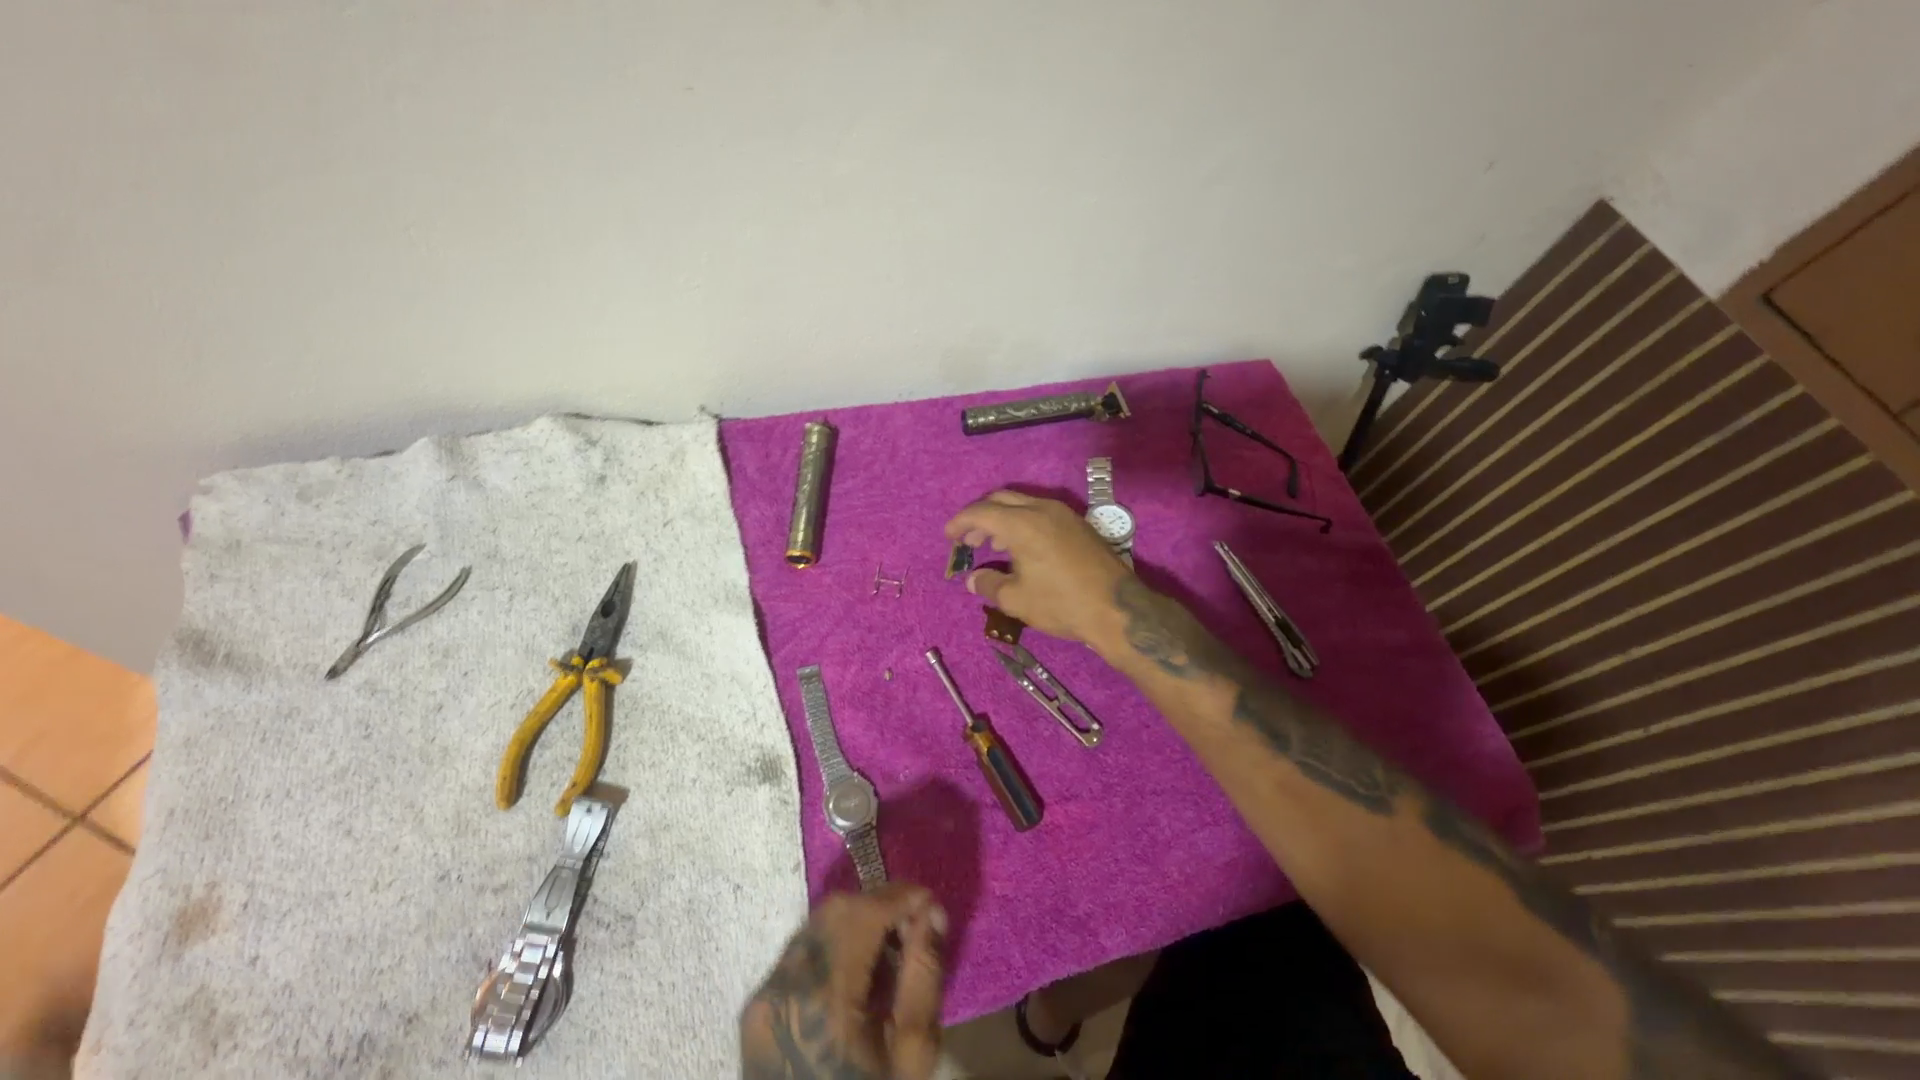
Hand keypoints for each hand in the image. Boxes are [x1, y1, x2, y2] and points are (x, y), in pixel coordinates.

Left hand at [740, 885, 947, 1079]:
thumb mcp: (912, 1054)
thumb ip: (922, 975)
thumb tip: (932, 913)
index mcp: (824, 1002)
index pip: (861, 916)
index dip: (899, 897)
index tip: (930, 902)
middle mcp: (782, 988)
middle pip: (832, 912)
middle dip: (877, 906)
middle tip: (914, 926)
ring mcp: (761, 998)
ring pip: (812, 927)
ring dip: (854, 923)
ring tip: (889, 950)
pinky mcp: (755, 1008)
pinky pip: (797, 954)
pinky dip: (831, 947)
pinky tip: (857, 974)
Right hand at [944, 491, 1130, 652]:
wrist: (1116, 609)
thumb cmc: (1061, 604)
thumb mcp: (1016, 600)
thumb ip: (989, 584)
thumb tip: (973, 579)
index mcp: (1022, 524)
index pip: (981, 512)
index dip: (960, 523)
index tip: (949, 537)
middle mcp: (1042, 510)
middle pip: (1001, 500)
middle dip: (980, 517)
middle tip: (968, 541)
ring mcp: (1063, 514)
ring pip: (1023, 504)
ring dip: (1002, 520)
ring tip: (993, 547)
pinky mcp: (1078, 525)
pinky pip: (1041, 513)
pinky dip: (1023, 523)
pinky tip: (1022, 549)